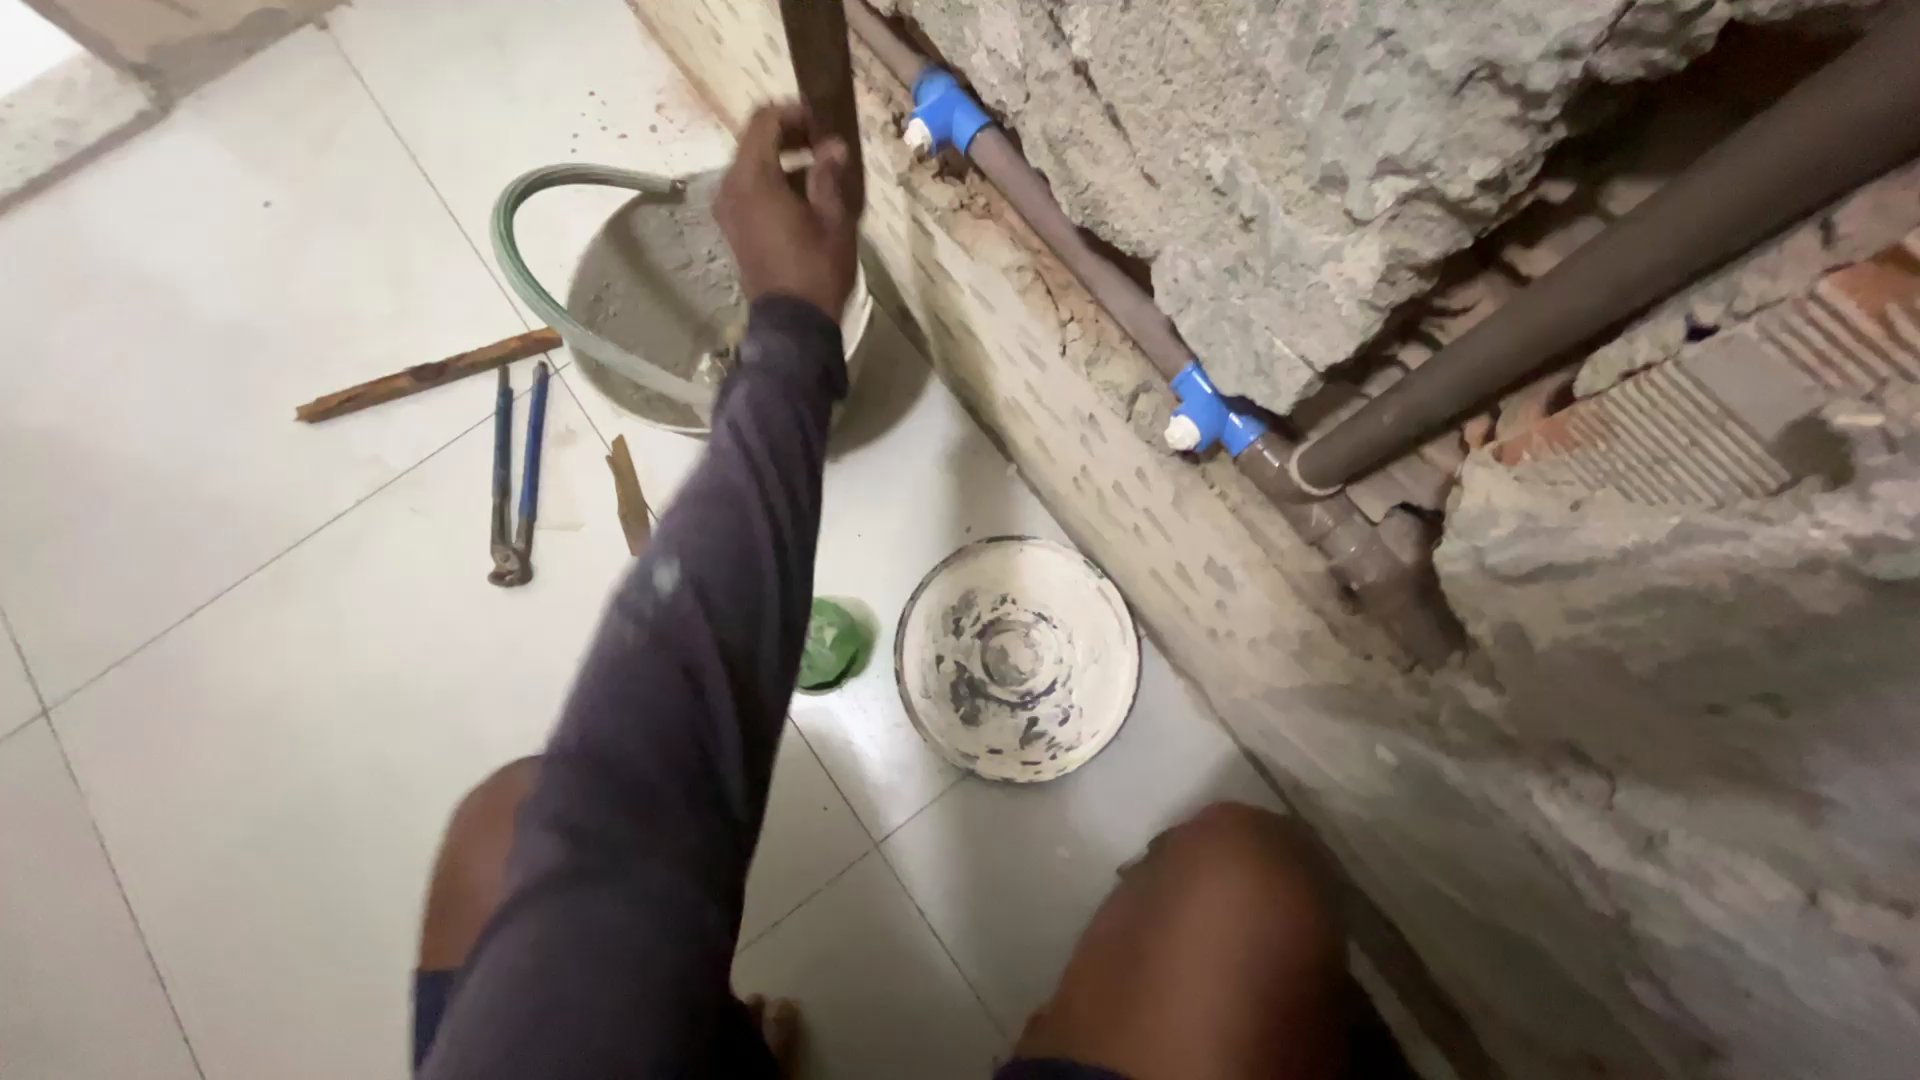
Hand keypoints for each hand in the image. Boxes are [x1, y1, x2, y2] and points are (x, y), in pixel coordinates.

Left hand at [714, 103, 862, 319]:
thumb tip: (832, 147)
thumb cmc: (816, 269)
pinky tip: (805, 201)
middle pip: (755, 143)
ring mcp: (728, 210)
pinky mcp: (734, 230)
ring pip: (753, 168)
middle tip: (825, 146)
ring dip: (784, 164)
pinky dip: (774, 186)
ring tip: (821, 176)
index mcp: (753, 178)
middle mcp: (730, 187)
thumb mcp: (833, 219)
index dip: (794, 113)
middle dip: (790, 138)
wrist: (794, 324)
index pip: (765, 121)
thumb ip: (829, 175)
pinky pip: (750, 192)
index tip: (823, 122)